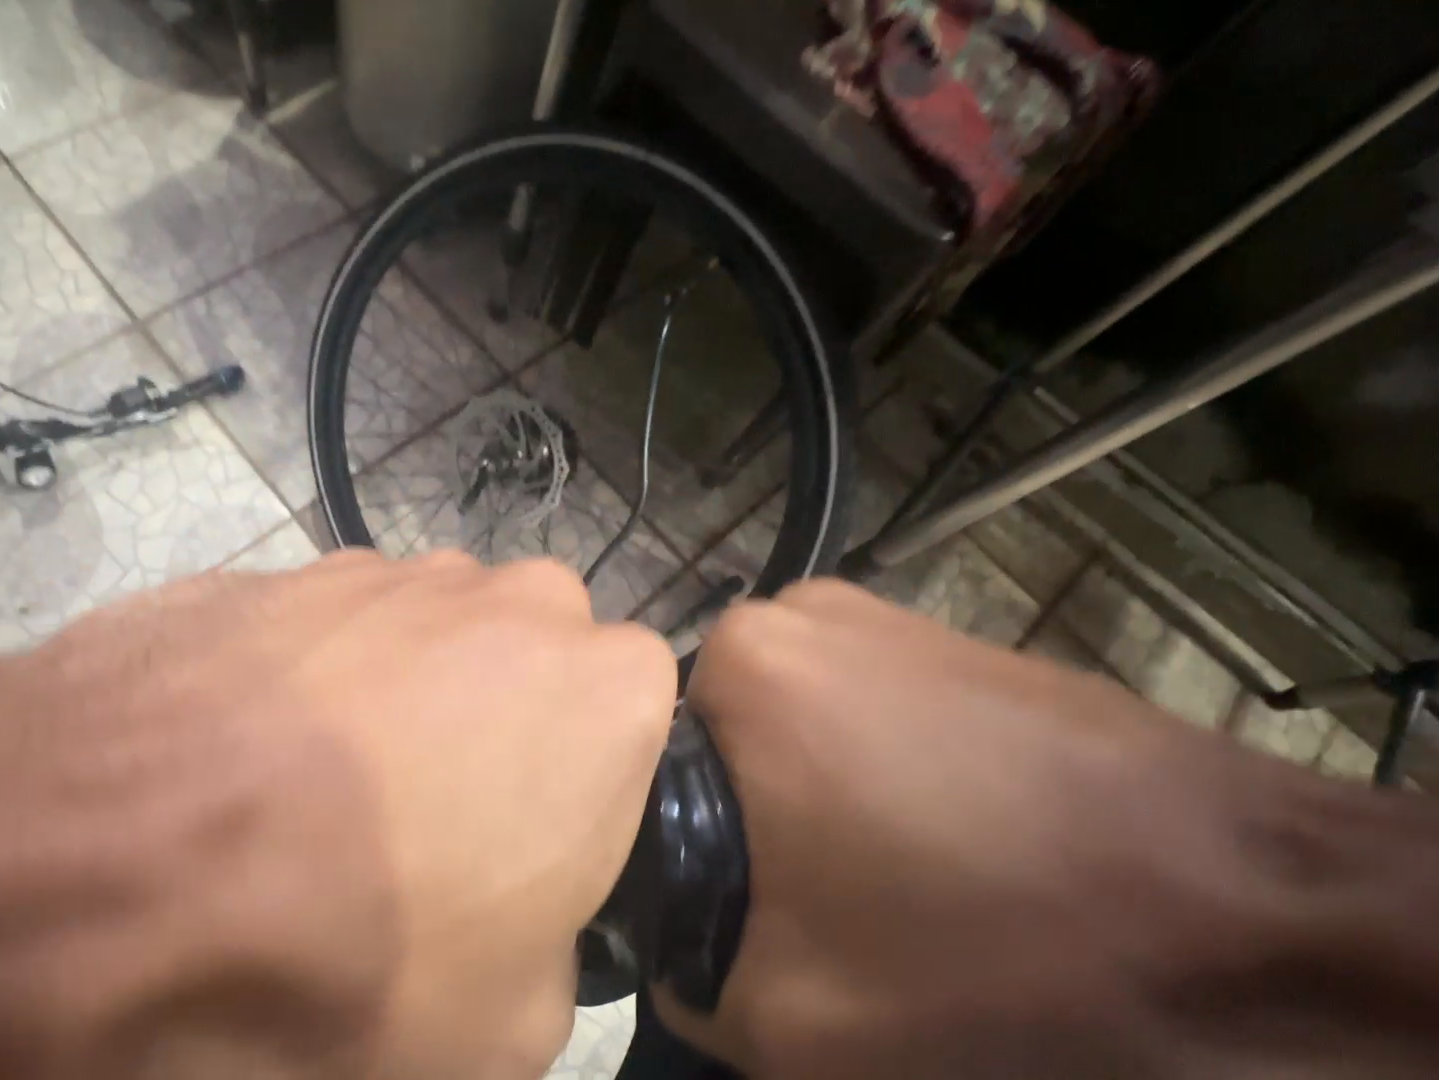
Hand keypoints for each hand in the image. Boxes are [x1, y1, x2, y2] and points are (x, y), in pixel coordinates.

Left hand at [19, 551, 677, 1078]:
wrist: (111, 860)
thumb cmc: (353, 949)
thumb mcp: (512, 1026)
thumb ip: (554, 942)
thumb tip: (520, 910)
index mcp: (602, 691)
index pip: (638, 718)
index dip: (587, 789)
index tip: (532, 846)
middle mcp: (511, 601)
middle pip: (536, 658)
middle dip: (506, 723)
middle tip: (431, 818)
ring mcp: (391, 571)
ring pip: (435, 634)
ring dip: (408, 696)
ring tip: (321, 788)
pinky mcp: (287, 567)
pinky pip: (334, 628)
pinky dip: (315, 678)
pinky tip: (248, 750)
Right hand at [659, 579, 1333, 1079]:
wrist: (1259, 916)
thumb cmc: (999, 951)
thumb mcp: (790, 1014)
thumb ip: (688, 977)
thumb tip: (672, 949)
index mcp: (736, 662)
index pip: (639, 755)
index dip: (671, 842)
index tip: (727, 908)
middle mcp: (793, 610)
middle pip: (714, 736)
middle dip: (742, 817)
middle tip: (802, 904)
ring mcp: (879, 615)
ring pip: (785, 722)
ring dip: (804, 794)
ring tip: (875, 876)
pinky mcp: (948, 638)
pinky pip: (858, 708)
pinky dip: (869, 770)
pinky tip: (935, 840)